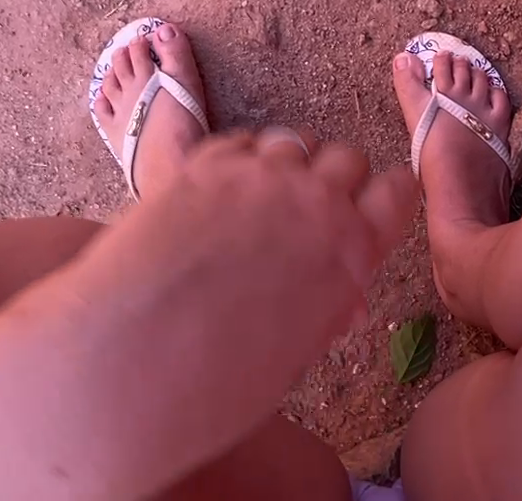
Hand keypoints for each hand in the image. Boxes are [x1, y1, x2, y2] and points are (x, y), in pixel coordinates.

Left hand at [42, 129, 416, 491]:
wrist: (125, 362)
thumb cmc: (214, 379)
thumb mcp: (296, 348)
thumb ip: (328, 301)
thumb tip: (344, 291)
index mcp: (350, 251)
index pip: (396, 192)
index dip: (389, 193)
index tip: (375, 199)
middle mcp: (315, 201)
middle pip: (348, 157)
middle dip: (336, 176)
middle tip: (310, 202)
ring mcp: (261, 175)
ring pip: (295, 141)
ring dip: (287, 164)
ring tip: (259, 194)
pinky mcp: (210, 162)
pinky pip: (243, 141)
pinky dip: (242, 158)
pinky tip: (221, 189)